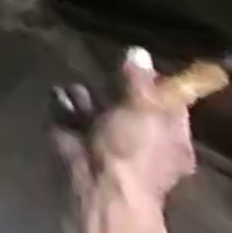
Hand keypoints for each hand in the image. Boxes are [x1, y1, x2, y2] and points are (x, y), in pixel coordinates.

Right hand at [57, 48, 197, 206]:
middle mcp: (138, 131)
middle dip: (108, 87)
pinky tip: (66, 109)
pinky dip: (64, 104)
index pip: (166, 99)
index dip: (154, 82)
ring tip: (81, 104)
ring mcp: (104, 131)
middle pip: (122, 94)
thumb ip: (140, 81)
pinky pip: (66, 104)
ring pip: (90, 96)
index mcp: (168, 133)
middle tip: (105, 88)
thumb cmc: (133, 150)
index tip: (137, 66)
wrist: (98, 181)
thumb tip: (139, 50)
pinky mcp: (74, 129)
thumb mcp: (143, 111)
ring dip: (82, 95)